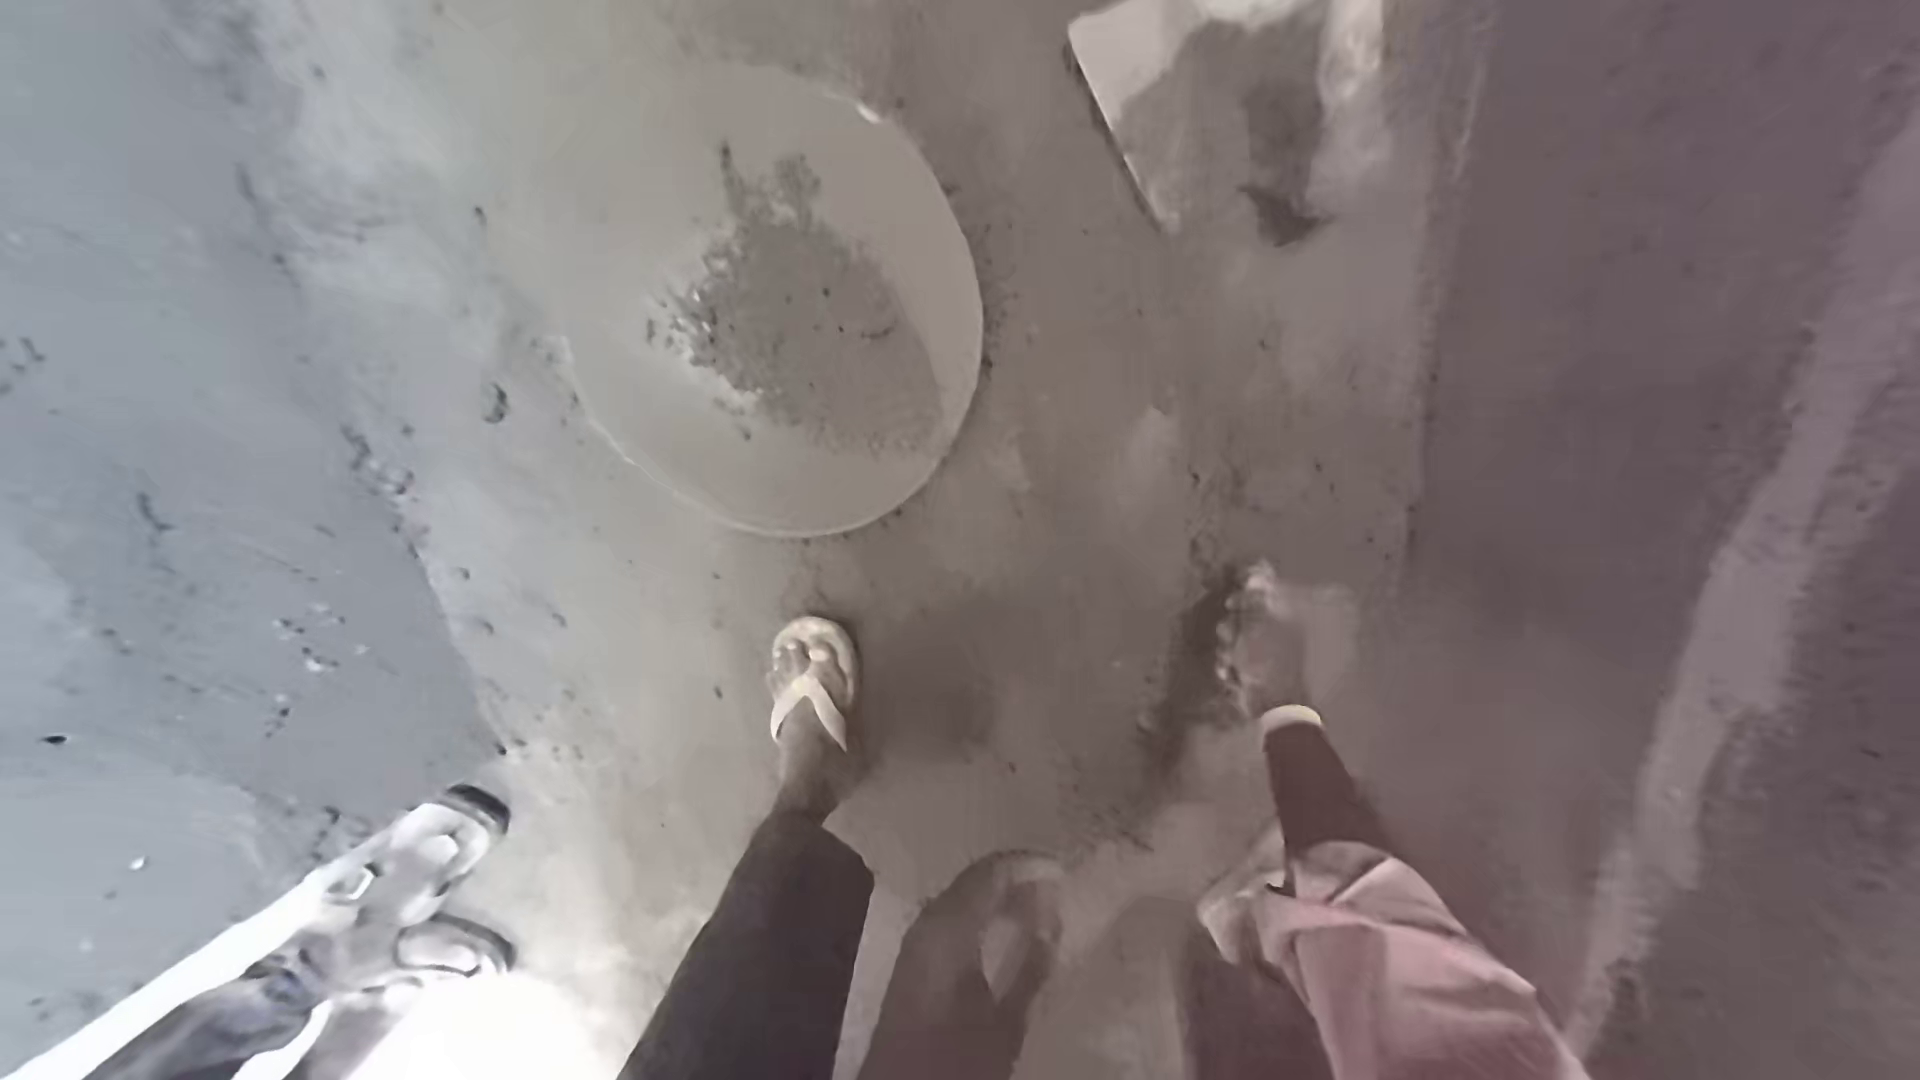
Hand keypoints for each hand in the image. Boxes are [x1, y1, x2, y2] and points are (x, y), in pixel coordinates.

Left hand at [858, 853, 1063, 1079]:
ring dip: (998, 894)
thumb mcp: (1005, 1023)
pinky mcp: (915, 955)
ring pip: (963, 893)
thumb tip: (1050, 912)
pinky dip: (981, 911)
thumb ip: (1031, 963)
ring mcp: (918, 935)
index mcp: (949, 925)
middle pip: (976, 877)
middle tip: (1054, 886)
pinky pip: (952, 913)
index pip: (992, 871)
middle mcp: (929, 918)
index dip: (1028, 864)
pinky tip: (1004, 928)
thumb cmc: (955, 1064)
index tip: (1062, 869)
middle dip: (1015, 876)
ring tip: (1037, 905)